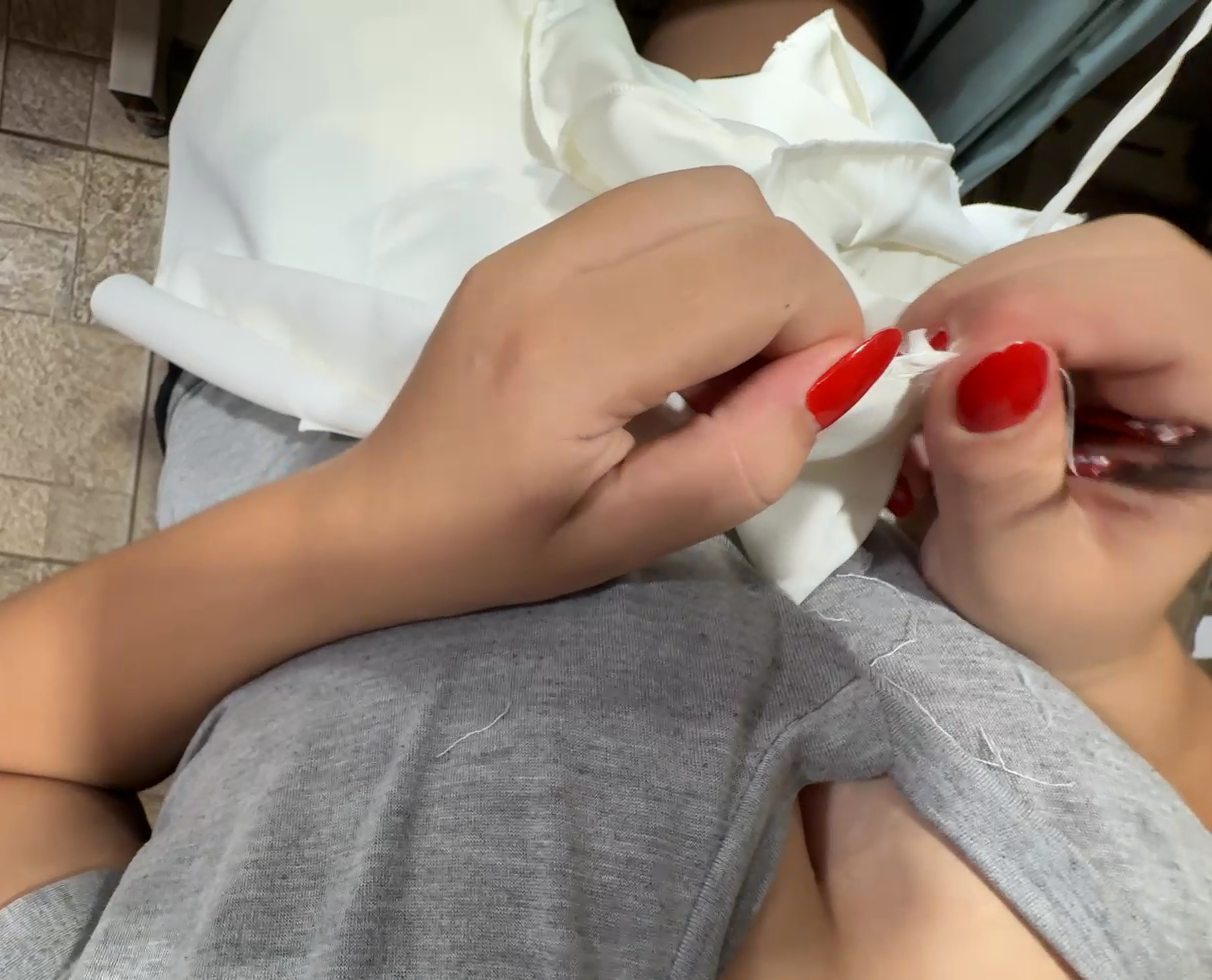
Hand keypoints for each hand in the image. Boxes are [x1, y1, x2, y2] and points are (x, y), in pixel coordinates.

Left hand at [318, 166, 884, 619]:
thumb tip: (831, 370)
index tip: (797, 403)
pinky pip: (643, 215)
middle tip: (753, 388)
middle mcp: (544, 270)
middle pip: (736, 210)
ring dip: (740, 271)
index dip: (820, 329)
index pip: (759, 272)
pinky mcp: (514, 252)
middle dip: (786, 293)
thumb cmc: (496, 551)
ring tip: (706, 368)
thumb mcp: (630, 536)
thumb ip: (745, 457)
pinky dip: (689, 262)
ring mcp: (522, 249)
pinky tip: (659, 343)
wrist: (381, 521)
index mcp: (570, 353)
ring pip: (695, 196)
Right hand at [897, 215, 1211, 689]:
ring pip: (1077, 254)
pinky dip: (969, 305)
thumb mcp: (1012, 564)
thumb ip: (1001, 475)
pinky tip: (937, 357)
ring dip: (980, 294)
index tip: (940, 357)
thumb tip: (981, 367)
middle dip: (1008, 291)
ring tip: (919, 364)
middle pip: (1126, 258)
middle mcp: (1203, 357)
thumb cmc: (1042, 606)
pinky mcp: (1089, 337)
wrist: (1045, 611)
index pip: (1166, 309)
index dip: (1051, 309)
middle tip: (916, 359)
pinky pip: (1033, 278)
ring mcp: (1147, 339)